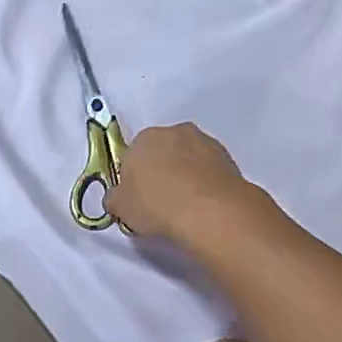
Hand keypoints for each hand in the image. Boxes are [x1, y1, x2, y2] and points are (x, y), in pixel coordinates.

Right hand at [110, 122, 264, 242]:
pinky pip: (207, 169)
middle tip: (158, 202)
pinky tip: (200, 204)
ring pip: (186, 158)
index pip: (132, 156)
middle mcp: (174, 131)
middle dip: (159, 171)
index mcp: (143, 138)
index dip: (132, 179)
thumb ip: (114, 198)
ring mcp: (204, 141)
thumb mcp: (120, 207)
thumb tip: (116, 198)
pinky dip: (203, 182)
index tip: (136, 199)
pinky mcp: (227, 156)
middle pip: (161, 152)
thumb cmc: (155, 204)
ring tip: (182, 205)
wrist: (207, 210)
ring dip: (183, 175)